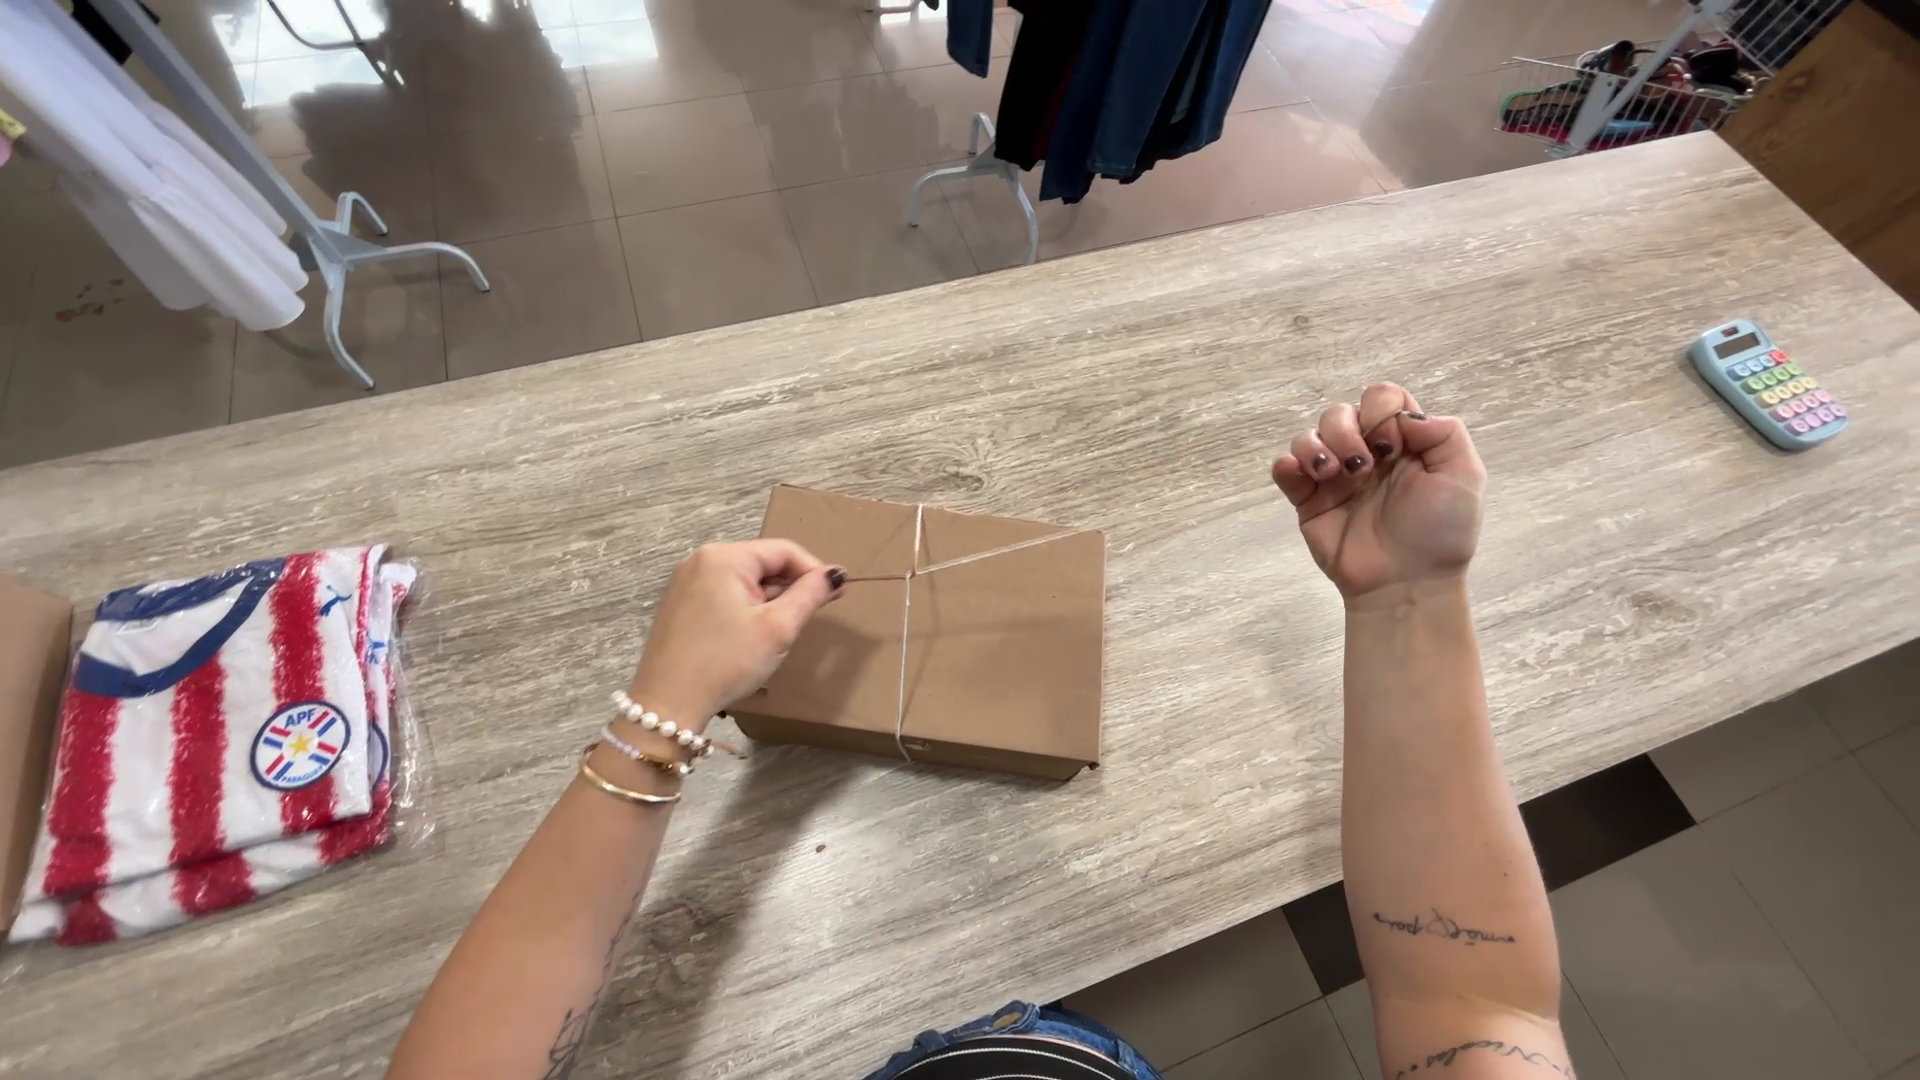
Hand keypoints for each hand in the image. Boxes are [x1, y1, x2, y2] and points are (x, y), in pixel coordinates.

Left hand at [628, 540, 844, 725]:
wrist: (667, 704)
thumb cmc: (726, 662)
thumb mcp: (778, 628)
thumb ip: (810, 594)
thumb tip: (836, 573)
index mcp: (724, 557)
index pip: (784, 551)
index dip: (814, 570)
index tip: (837, 595)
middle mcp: (701, 560)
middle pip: (763, 562)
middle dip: (791, 586)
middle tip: (814, 613)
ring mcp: (686, 582)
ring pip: (745, 580)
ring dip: (770, 599)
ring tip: (785, 628)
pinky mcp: (680, 604)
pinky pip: (725, 593)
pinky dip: (747, 606)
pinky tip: (754, 633)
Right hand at [1269, 383, 1486, 603]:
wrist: (1404, 583)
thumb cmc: (1439, 532)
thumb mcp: (1464, 477)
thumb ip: (1445, 434)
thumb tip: (1404, 416)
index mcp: (1402, 444)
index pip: (1381, 399)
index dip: (1381, 413)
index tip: (1392, 449)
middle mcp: (1364, 454)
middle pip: (1339, 412)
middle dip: (1346, 431)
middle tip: (1362, 468)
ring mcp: (1333, 477)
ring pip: (1308, 436)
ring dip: (1317, 447)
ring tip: (1333, 476)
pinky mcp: (1307, 501)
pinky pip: (1284, 468)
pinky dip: (1286, 465)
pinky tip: (1305, 477)